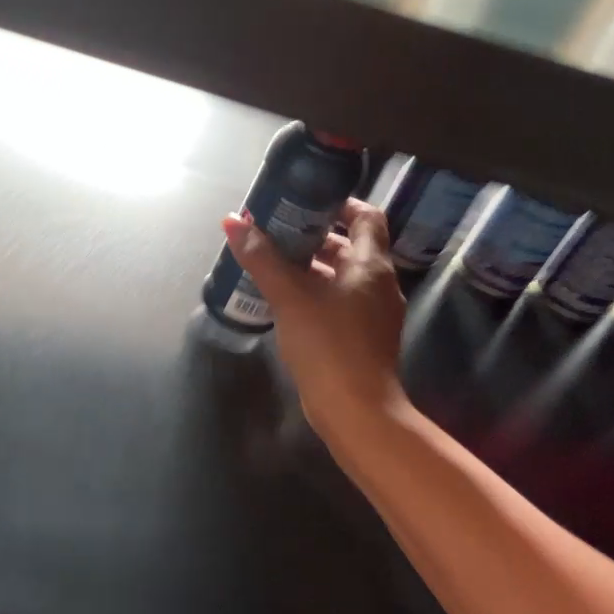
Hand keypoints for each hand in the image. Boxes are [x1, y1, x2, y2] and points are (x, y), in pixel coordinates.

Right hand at [223, 199, 409, 444]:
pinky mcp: (362, 339)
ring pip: (343, 277)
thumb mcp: (289, 297)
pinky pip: (340, 303)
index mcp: (372, 266)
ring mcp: (374, 314)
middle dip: (315, 237)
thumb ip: (261, 258)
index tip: (306, 202)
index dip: (340, 204)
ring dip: (312, 268)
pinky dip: (316, 294)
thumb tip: (234, 222)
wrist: (356, 411)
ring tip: (273, 265)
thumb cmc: (328, 345)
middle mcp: (380, 285)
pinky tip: (285, 302)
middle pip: (351, 247)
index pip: (366, 217)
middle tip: (277, 233)